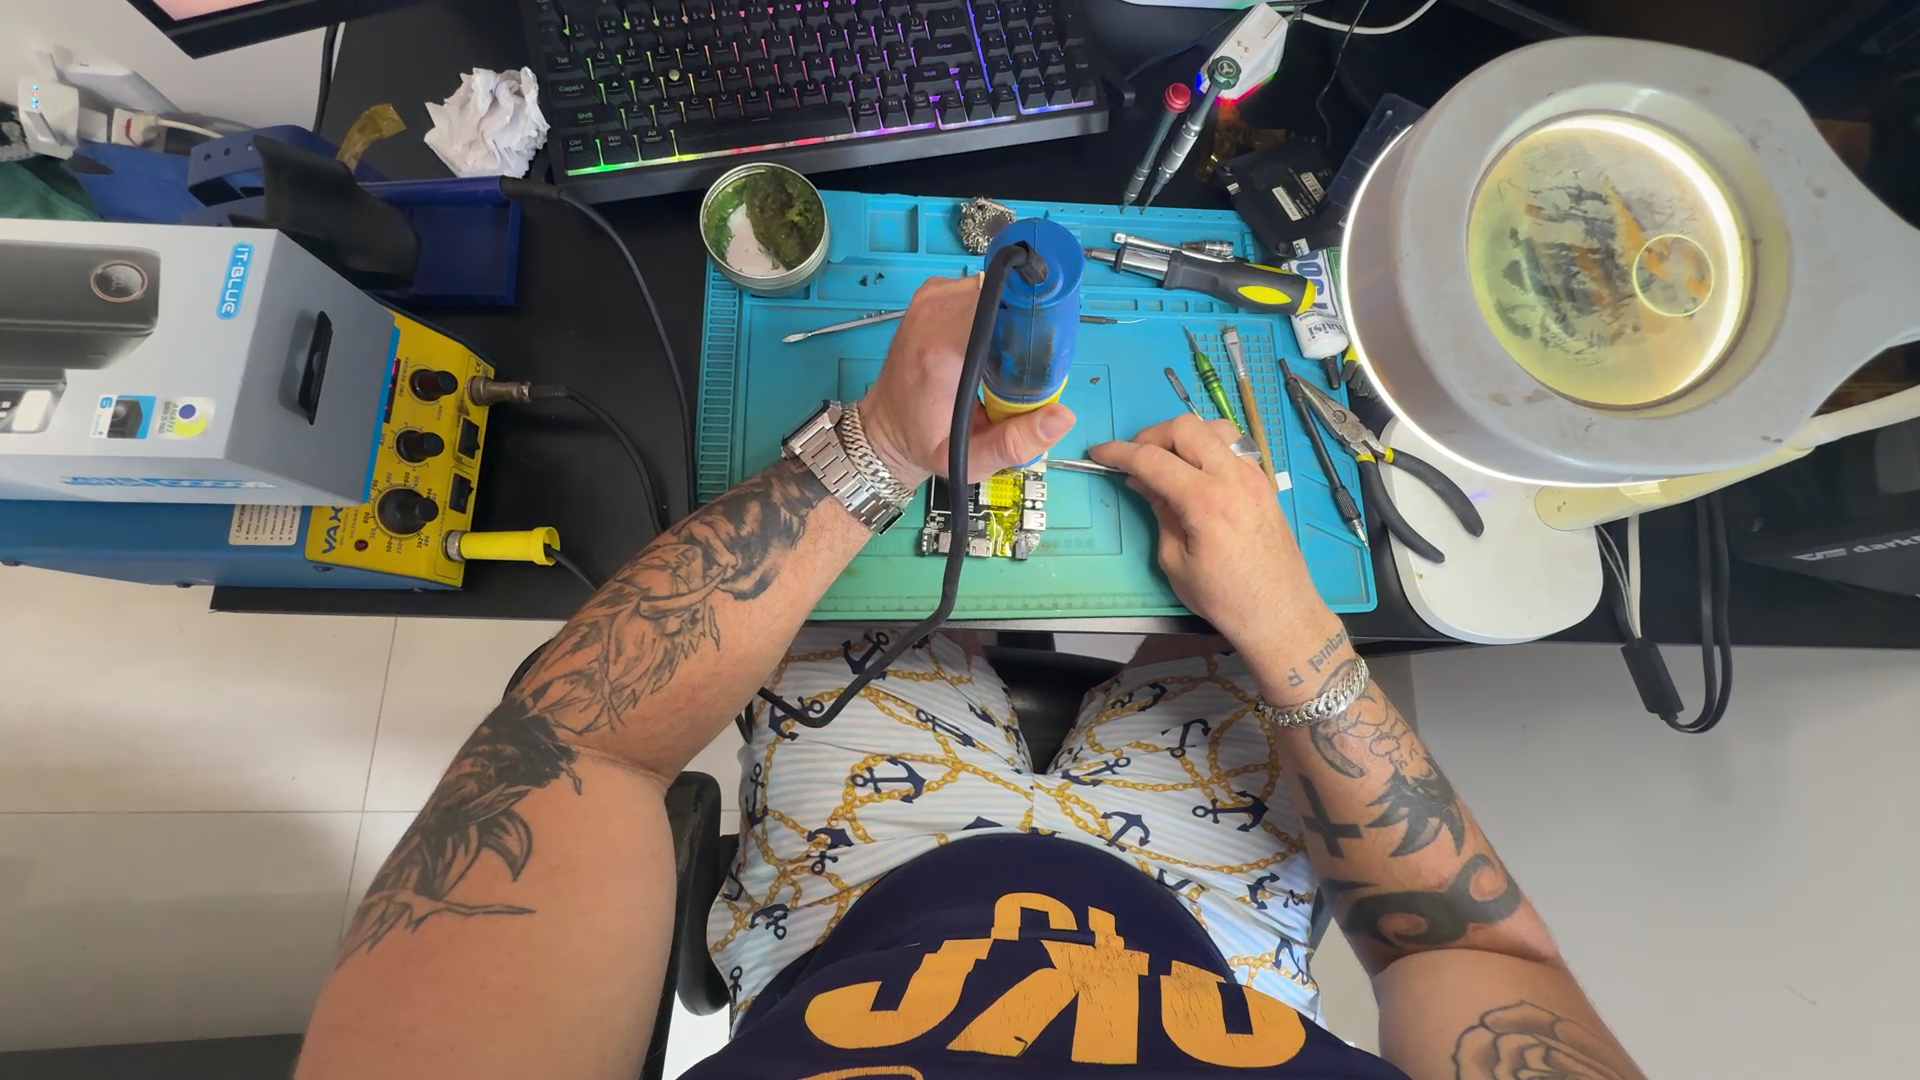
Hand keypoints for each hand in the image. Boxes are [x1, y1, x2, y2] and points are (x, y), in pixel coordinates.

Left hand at [859, 275, 1075, 484]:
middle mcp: (933, 313)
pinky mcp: (932, 294)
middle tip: (1025, 370)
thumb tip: (1062, 417)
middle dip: (1025, 329)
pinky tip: (987, 349)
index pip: (1006, 309)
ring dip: (1009, 321)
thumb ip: (1015, 443)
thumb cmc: (924, 443)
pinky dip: (992, 314)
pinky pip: (979, 292)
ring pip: (995, 292)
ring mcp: (931, 298)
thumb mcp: (969, 460)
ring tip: (1005, 363)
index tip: (1043, 360)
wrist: (884, 429)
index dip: (1034, 328)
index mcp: (941, 350)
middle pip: (1005, 298)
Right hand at [1088, 415, 1349, 699]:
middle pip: (1185, 427)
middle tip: (1134, 459)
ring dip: (1184, 435)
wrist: (1280, 613)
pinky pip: (1233, 446)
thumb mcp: (1174, 560)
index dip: (1119, 453)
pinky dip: (1207, 446)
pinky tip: (1195, 470)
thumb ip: (1160, 513)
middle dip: (1151, 436)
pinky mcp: (1264, 482)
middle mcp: (1232, 477)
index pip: (1152, 459)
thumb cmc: (1223, 598)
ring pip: (1214, 428)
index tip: (1099, 454)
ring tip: (1166, 460)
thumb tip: (1144, 483)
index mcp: (1205, 500)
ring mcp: (1254, 476)